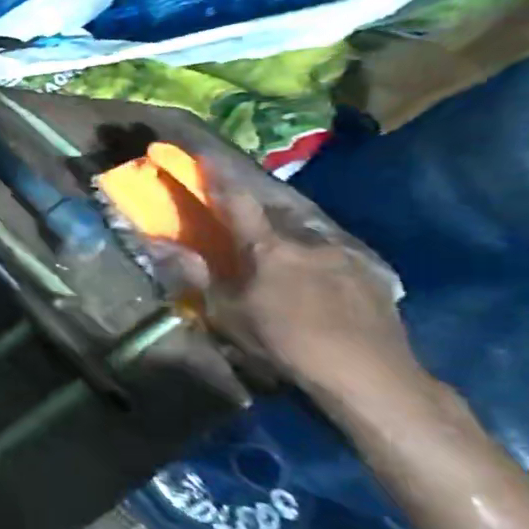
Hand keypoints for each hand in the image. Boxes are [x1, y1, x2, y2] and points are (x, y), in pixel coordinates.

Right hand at [148, 121, 411, 388]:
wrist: (368, 374)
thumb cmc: (283, 342)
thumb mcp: (226, 312)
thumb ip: (195, 274)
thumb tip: (158, 243)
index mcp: (266, 246)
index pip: (236, 200)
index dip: (218, 176)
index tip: (203, 154)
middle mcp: (306, 239)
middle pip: (273, 213)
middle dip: (254, 208)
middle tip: (241, 213)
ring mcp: (343, 254)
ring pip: (305, 233)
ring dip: (286, 235)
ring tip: (278, 251)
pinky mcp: (370, 273)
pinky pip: (332, 253)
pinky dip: (315, 257)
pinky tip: (315, 279)